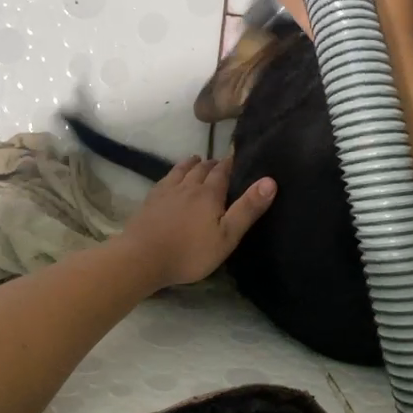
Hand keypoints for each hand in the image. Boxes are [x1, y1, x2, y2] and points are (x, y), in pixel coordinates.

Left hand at [118, 156, 275, 287]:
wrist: (142, 258)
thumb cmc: (190, 252)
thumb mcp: (226, 236)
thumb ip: (247, 209)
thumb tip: (270, 180)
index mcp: (209, 193)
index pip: (223, 171)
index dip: (231, 163)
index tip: (237, 155)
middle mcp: (188, 186)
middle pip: (202, 168)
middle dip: (213, 164)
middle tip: (220, 162)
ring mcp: (166, 191)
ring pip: (181, 170)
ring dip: (192, 164)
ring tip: (197, 160)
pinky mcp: (150, 200)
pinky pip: (165, 179)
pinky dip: (173, 173)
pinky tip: (171, 179)